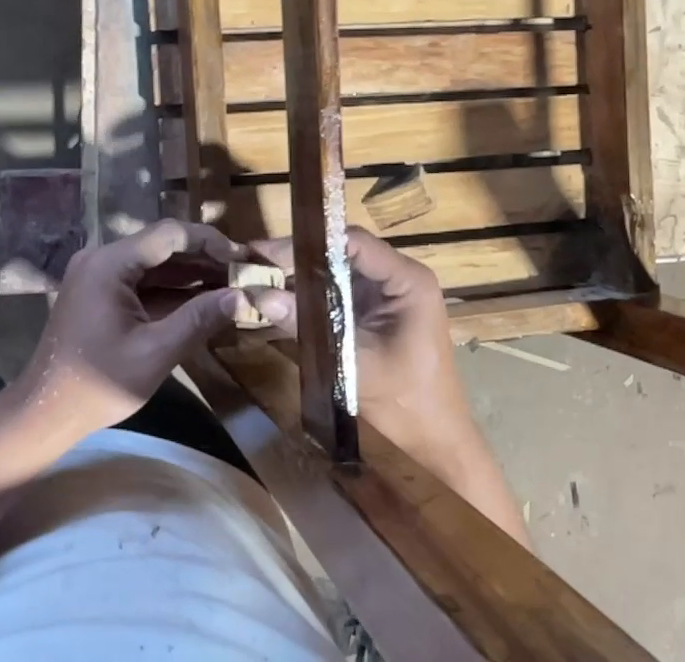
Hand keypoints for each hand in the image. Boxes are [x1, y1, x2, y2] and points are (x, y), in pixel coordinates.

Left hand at [17, 219, 243, 436]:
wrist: (46, 411)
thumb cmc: (99, 383)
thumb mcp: (156, 352)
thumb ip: (199, 319)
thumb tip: (242, 296)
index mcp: (109, 263)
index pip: (169, 234)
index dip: (210, 242)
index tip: (244, 260)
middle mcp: (102, 259)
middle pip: (163, 245)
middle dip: (205, 258)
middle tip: (245, 273)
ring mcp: (99, 275)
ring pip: (155, 263)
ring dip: (192, 274)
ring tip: (234, 284)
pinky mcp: (101, 293)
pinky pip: (143, 281)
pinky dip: (173, 289)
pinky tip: (205, 299)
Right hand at [249, 227, 474, 452]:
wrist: (432, 442)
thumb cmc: (405, 401)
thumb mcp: (352, 361)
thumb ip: (307, 325)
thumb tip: (259, 295)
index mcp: (408, 280)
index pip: (352, 242)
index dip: (308, 243)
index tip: (266, 252)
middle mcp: (397, 278)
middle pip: (341, 252)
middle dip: (297, 256)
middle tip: (252, 260)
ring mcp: (385, 295)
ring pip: (335, 270)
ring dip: (299, 274)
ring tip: (256, 276)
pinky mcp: (373, 312)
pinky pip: (336, 292)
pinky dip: (308, 294)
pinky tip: (276, 298)